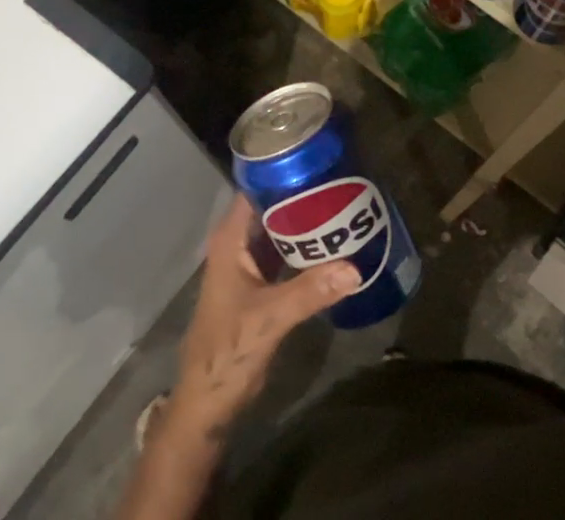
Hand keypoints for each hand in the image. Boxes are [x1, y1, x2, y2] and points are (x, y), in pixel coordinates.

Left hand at [167, 196, 360, 440]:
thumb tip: (355, 268)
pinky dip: (308, 248)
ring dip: (308, 222)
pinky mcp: (261, 285)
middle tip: (347, 184)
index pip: (256, 189)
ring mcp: (249, 265)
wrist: (209, 401)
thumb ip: (310, 292)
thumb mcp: (270, 319)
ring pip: (281, 231)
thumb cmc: (228, 352)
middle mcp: (238, 245)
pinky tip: (337, 244)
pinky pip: (287, 255)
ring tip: (348, 206)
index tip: (321, 162)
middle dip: (305, 196)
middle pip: (272, 207)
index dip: (283, 172)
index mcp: (230, 241)